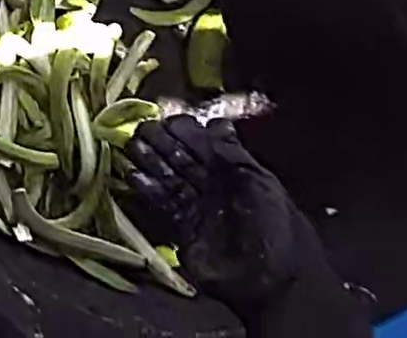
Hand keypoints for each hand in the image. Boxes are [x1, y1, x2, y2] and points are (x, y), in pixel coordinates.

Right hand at [124, 117, 321, 309]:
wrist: (275, 286)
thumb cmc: (273, 228)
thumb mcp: (259, 183)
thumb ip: (232, 152)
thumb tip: (216, 122)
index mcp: (231, 169)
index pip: (199, 140)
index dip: (182, 129)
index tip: (165, 122)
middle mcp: (211, 184)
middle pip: (178, 155)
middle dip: (159, 140)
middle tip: (140, 130)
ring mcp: (196, 206)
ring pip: (166, 176)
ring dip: (148, 160)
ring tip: (131, 147)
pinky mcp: (183, 229)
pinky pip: (161, 203)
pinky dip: (146, 188)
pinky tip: (133, 175)